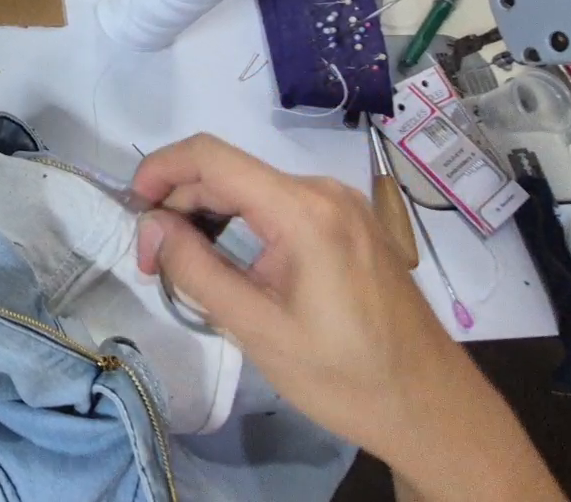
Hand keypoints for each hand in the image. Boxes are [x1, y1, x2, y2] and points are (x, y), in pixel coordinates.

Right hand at [129, 135, 479, 462]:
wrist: (439, 415)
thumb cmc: (347, 377)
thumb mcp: (257, 329)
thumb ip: (194, 268)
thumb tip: (148, 224)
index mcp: (303, 210)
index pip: (210, 156)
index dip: (159, 169)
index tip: (132, 209)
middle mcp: (320, 191)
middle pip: (224, 172)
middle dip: (176, 205)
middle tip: (153, 260)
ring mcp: (336, 204)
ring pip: (244, 187)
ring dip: (203, 215)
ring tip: (182, 262)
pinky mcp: (343, 222)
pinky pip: (271, 204)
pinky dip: (234, 222)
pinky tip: (222, 258)